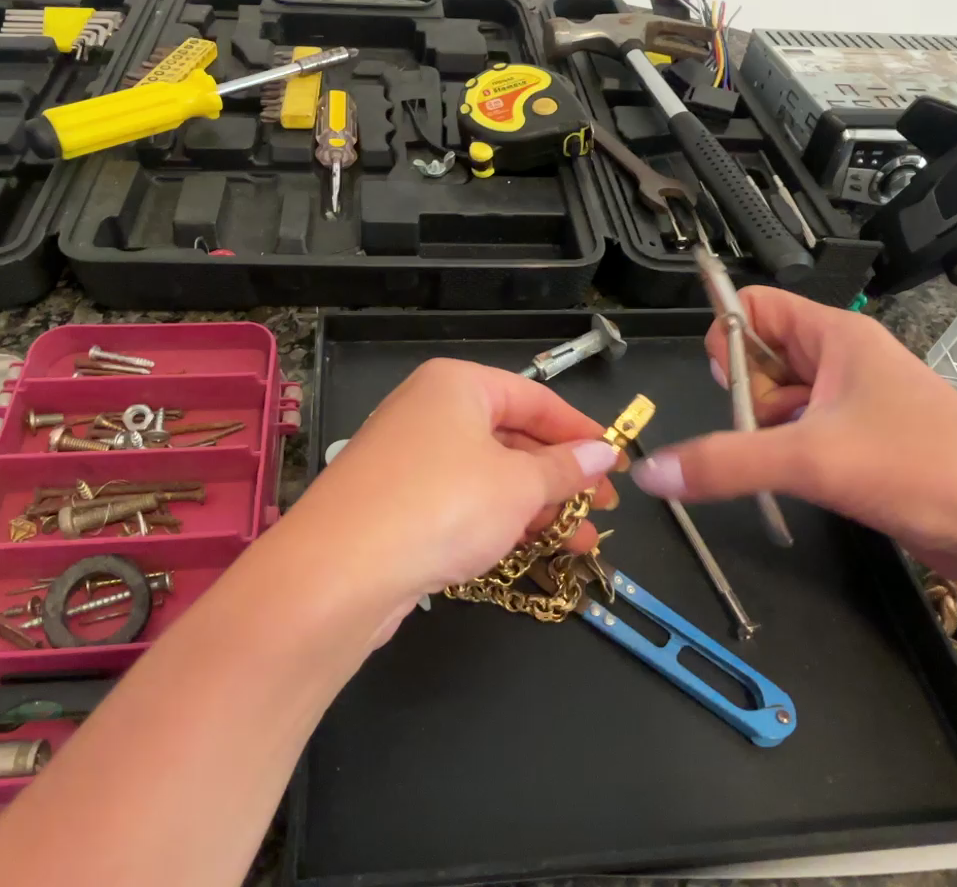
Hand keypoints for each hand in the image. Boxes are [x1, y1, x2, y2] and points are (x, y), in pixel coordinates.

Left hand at [291, 358, 620, 608]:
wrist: (341, 571)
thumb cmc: (443, 505)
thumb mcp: (519, 485)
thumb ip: (565, 468)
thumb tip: (601, 453)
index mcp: (456, 385)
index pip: (534, 398)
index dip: (579, 431)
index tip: (615, 461)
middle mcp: (429, 412)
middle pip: (511, 437)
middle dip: (560, 477)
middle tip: (601, 509)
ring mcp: (409, 459)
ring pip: (488, 476)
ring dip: (536, 507)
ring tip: (580, 541)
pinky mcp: (397, 504)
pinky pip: (461, 503)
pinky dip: (498, 521)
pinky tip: (532, 548)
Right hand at [629, 287, 956, 578]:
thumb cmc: (922, 469)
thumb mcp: (812, 460)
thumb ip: (724, 464)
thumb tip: (650, 473)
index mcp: (835, 336)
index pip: (752, 306)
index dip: (727, 340)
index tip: (733, 388)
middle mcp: (840, 360)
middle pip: (757, 355)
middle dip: (745, 396)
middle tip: (765, 434)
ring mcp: (850, 402)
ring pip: (776, 400)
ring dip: (763, 431)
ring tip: (786, 465)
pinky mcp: (858, 441)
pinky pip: (797, 433)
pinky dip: (783, 454)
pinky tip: (798, 482)